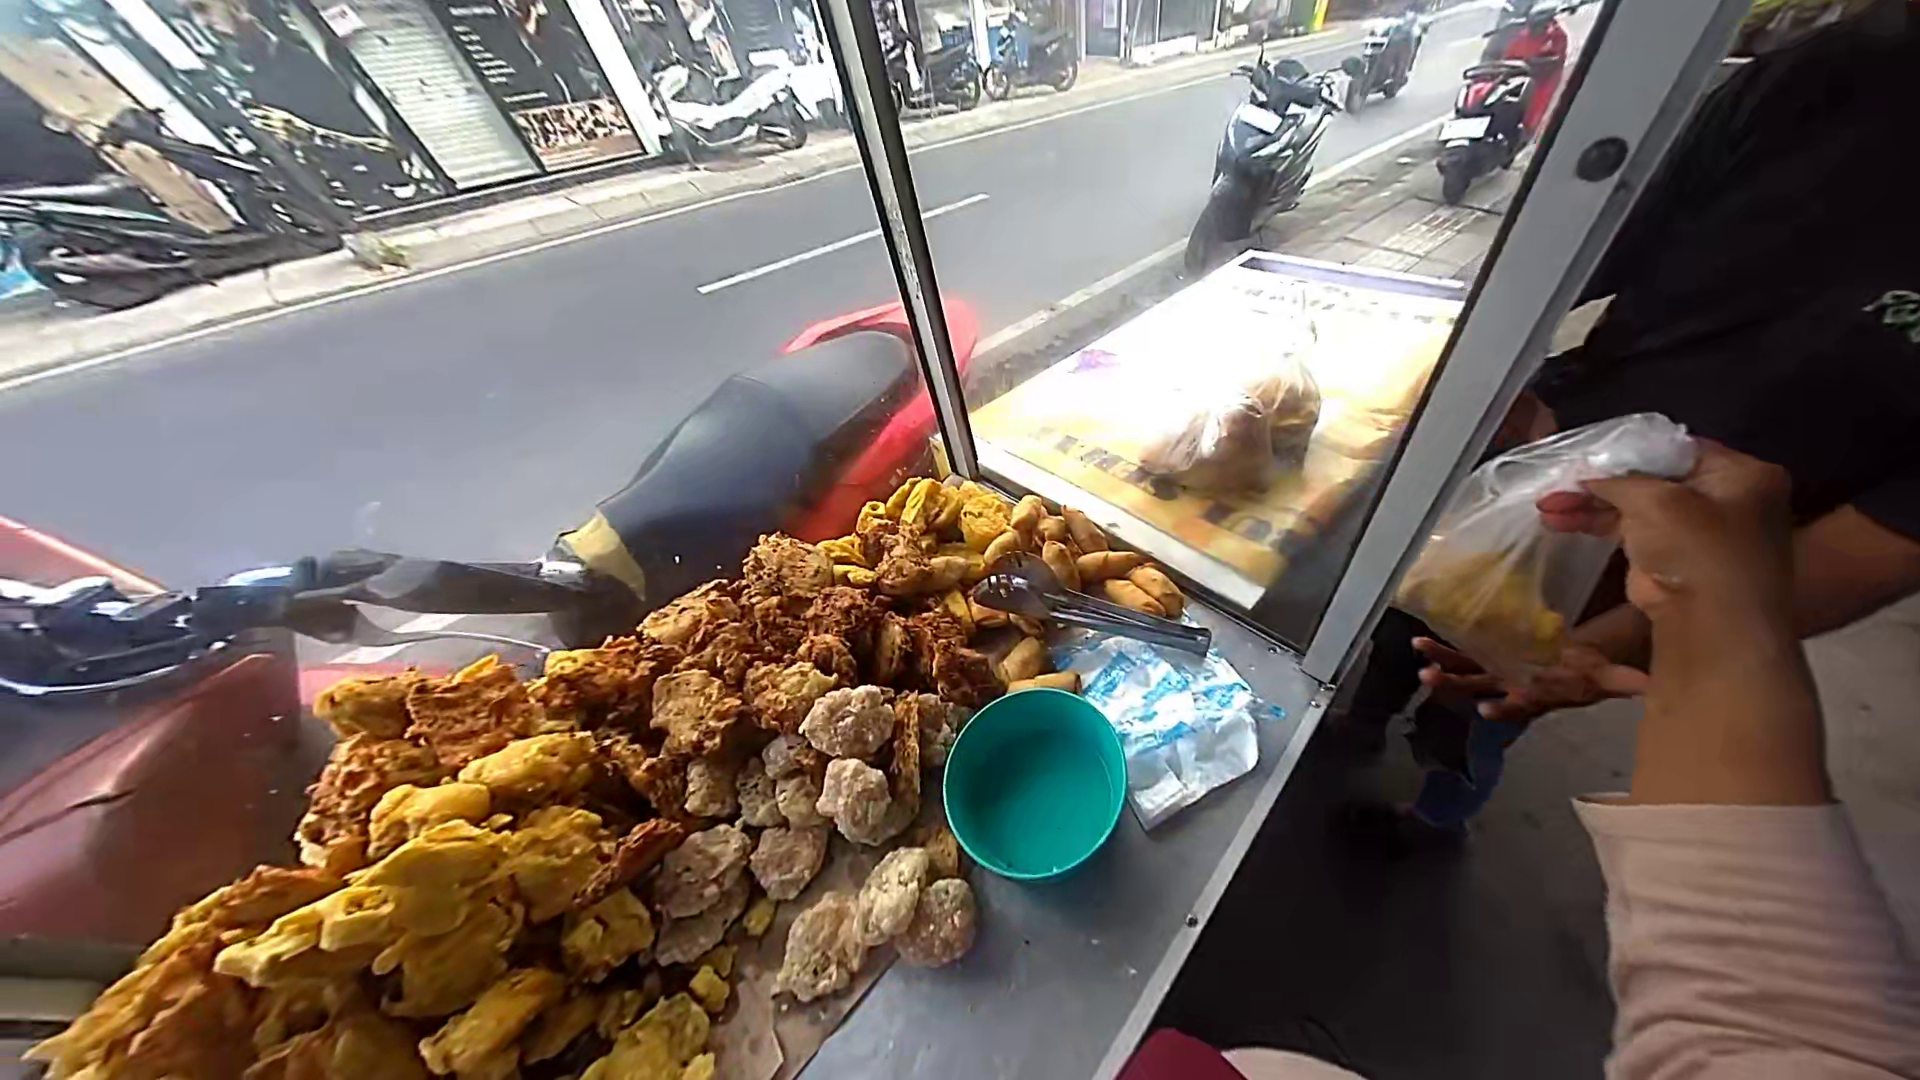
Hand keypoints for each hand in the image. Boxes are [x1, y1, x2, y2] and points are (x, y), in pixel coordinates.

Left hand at [1414, 637, 1646, 723]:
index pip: (1519, 706)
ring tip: (1418, 652)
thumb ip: (1621, 680)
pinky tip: (1419, 640)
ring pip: (1460, 669)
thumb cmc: (1586, 672)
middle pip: (1475, 687)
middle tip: (1428, 678)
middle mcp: (1506, 686)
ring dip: (1438, 662)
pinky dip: (1439, 647)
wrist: (1568, 662)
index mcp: (1535, 696)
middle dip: (1451, 684)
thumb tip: (1650, 684)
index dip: (1504, 709)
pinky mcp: (1480, 655)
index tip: (1486, 710)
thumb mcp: (1605, 677)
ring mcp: (1490, 672)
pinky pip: (1457, 652)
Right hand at [1535, 439, 1793, 626]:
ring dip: (1584, 504)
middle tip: (1554, 486)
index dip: (1627, 450)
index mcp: (1739, 474)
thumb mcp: (1656, 500)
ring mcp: (1690, 523)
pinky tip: (1558, 522)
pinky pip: (1622, 524)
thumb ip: (1617, 481)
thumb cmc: (1696, 548)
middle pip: (1645, 477)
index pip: (1674, 449)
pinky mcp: (1664, 546)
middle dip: (1595, 483)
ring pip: (1627, 502)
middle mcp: (1720, 494)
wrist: (1707, 614)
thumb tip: (1584, 477)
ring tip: (1545, 508)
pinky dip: (1591, 521)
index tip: (1582, 456)